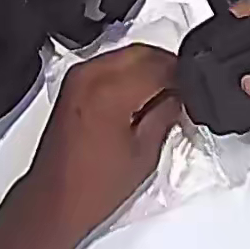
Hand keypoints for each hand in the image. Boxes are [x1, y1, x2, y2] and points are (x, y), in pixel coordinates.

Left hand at [14, 44, 180, 247]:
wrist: (55, 196)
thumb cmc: (95, 186)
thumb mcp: (144, 154)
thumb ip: (165, 115)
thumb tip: (179, 96)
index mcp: (111, 91)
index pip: (157, 65)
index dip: (182, 74)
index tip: (194, 86)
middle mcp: (91, 75)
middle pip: (140, 52)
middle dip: (166, 65)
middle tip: (184, 87)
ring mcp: (79, 75)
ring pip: (124, 53)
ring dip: (147, 66)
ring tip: (166, 92)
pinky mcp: (72, 81)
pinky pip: (108, 62)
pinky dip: (128, 70)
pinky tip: (141, 92)